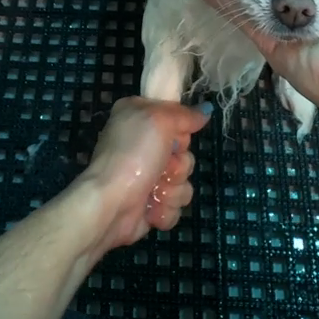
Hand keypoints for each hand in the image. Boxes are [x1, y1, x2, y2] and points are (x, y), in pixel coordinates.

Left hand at [68, 97, 209, 253]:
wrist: (112, 202)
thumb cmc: (133, 153)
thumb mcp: (159, 119)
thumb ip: (184, 114)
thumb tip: (206, 110)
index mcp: (138, 117)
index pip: (176, 119)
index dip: (180, 132)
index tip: (176, 137)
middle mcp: (143, 145)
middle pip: (184, 154)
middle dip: (179, 166)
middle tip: (165, 167)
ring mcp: (147, 176)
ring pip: (183, 182)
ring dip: (173, 189)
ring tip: (155, 191)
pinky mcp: (151, 204)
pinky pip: (175, 205)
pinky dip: (165, 208)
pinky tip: (151, 208)